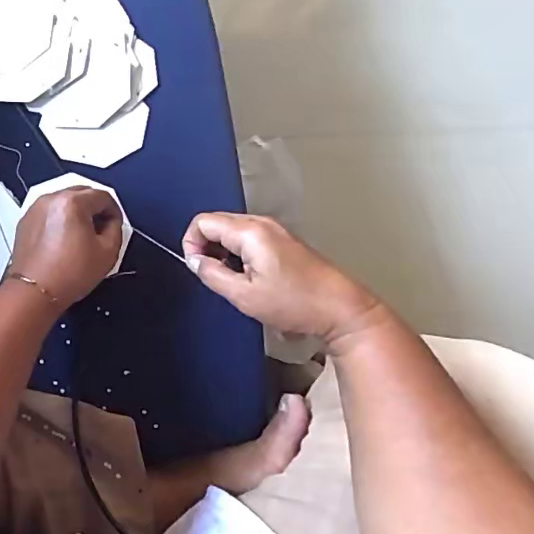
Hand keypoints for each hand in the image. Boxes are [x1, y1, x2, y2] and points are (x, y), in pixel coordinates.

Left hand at [9, 187, 123, 306]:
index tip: (115, 224)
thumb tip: (111, 222)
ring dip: (76, 212)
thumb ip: (115, 228)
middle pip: (81, 193)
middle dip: (95, 208)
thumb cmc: (68, 274)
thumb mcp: (108, 252)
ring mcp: (35, 209)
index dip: (114, 211)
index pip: (102, 196)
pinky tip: (64, 240)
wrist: (35, 292)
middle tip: (102, 228)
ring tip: (82, 235)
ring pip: (64, 201)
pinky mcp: (25, 221)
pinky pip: (49, 212)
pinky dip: (59, 220)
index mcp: (72, 202)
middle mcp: (50, 199)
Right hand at [182, 213, 384, 344]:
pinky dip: (239, 253)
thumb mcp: (242, 295)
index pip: (202, 222)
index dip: (191, 244)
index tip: (197, 267)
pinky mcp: (284, 241)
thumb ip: (211, 274)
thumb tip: (195, 262)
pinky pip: (248, 238)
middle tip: (213, 275)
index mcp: (250, 232)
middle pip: (216, 223)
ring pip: (231, 231)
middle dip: (206, 247)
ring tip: (233, 279)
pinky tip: (250, 277)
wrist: (343, 310)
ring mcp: (276, 231)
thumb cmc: (298, 303)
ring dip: (223, 251)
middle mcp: (263, 224)